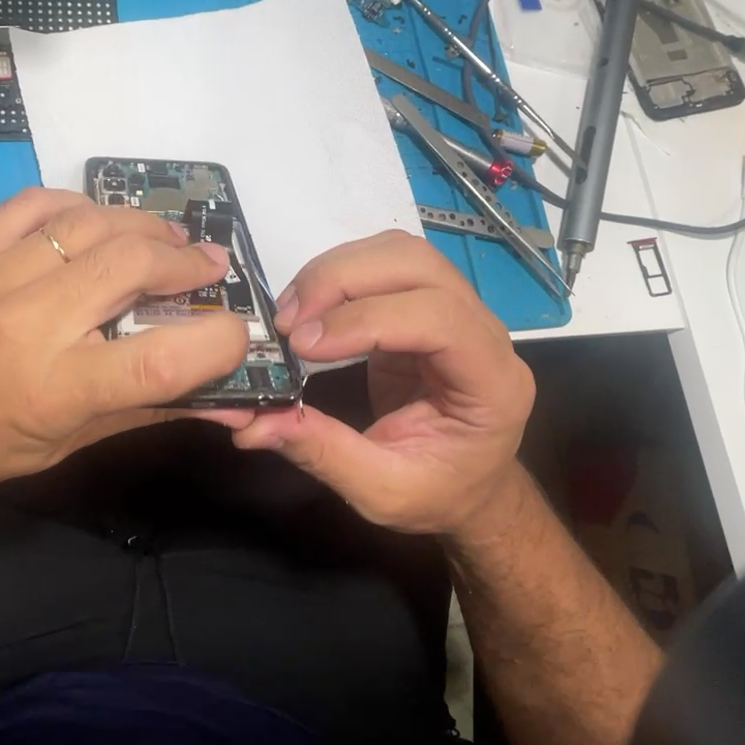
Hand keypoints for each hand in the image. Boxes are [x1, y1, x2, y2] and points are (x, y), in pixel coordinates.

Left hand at [0, 188, 249, 512]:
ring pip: (89, 224)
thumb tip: (229, 398)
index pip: (159, 359)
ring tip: (163, 240)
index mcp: (53, 391)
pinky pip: (35, 204)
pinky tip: (96, 223)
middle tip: (207, 266)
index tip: (235, 328)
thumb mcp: (70, 444)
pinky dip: (78, 207)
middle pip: (130, 266)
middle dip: (185, 262)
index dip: (216, 340)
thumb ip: (152, 410)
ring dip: (141, 227)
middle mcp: (23, 325)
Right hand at [231, 231, 535, 537]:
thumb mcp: (381, 492)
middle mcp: (484, 332)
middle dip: (342, 280)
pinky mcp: (424, 302)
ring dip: (336, 269)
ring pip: (399, 251)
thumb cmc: (438, 492)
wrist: (470, 488)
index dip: (366, 319)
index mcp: (492, 383)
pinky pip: (384, 263)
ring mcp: (459, 309)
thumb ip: (323, 453)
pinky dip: (338, 272)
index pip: (440, 319)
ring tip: (291, 313)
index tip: (302, 346)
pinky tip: (309, 306)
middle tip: (286, 322)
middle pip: (418, 265)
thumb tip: (252, 423)